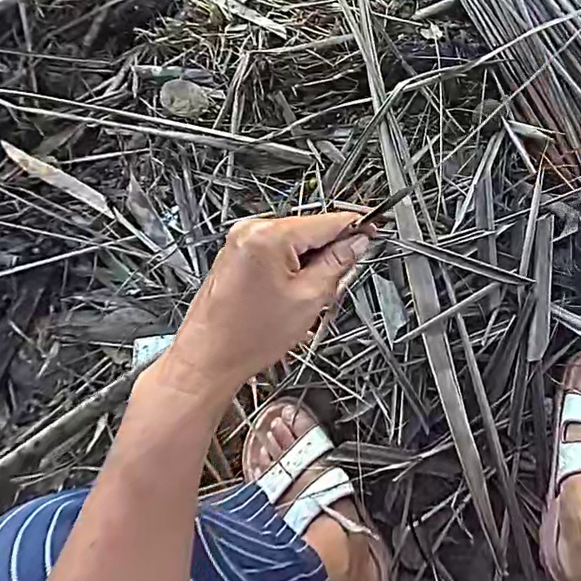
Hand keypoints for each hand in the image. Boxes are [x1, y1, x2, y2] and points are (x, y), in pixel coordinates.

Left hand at [160, 213, 370, 398]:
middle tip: (340, 279)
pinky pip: (278, 248)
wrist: (207, 360)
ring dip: (312, 260)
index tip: (373, 230)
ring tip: (308, 294)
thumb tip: (356, 242)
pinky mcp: (237, 252)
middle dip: (331, 250)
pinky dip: (293, 264)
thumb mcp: (309, 299)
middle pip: (311, 228)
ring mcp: (241, 240)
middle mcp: (252, 230)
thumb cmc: (246, 337)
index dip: (356, 227)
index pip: (328, 220)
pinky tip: (290, 292)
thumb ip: (338, 264)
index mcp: (270, 236)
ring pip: (296, 240)